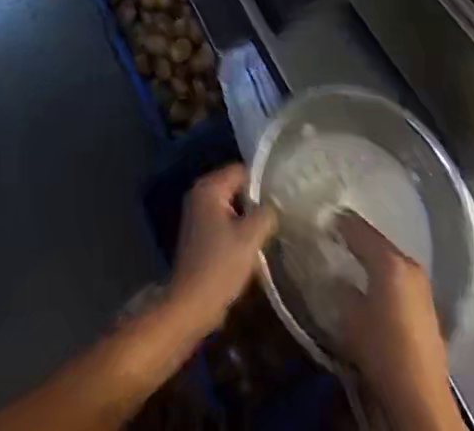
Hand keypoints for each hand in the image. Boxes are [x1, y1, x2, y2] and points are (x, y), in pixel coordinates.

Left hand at [166, 164, 277, 334]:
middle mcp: (200, 195)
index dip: (263, 181)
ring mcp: (198, 214)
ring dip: (250, 215)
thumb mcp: (250, 237)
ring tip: (272, 226)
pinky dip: (239, 227)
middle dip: (257, 199)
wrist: (192, 303)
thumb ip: (266, 213)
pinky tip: (255, 241)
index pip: (241, 170)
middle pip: (236, 186)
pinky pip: (226, 220)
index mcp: (209, 189)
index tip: (282, 195)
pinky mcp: (201, 232)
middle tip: (280, 211)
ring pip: (233, 205)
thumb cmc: (220, 265)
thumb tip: (273, 205)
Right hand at [333, 212, 463, 429]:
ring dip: (367, 256)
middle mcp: (410, 265)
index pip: (358, 228)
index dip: (336, 222)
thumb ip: (338, 287)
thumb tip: (332, 274)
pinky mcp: (425, 303)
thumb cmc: (381, 350)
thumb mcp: (349, 317)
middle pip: (376, 241)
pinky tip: (366, 284)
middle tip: (328, 240)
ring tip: (344, 261)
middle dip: (352, 238)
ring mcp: (421, 284)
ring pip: (387, 258)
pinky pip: (397, 275)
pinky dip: (380, 273)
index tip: (317, 221)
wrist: (419, 395)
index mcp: (390, 262)